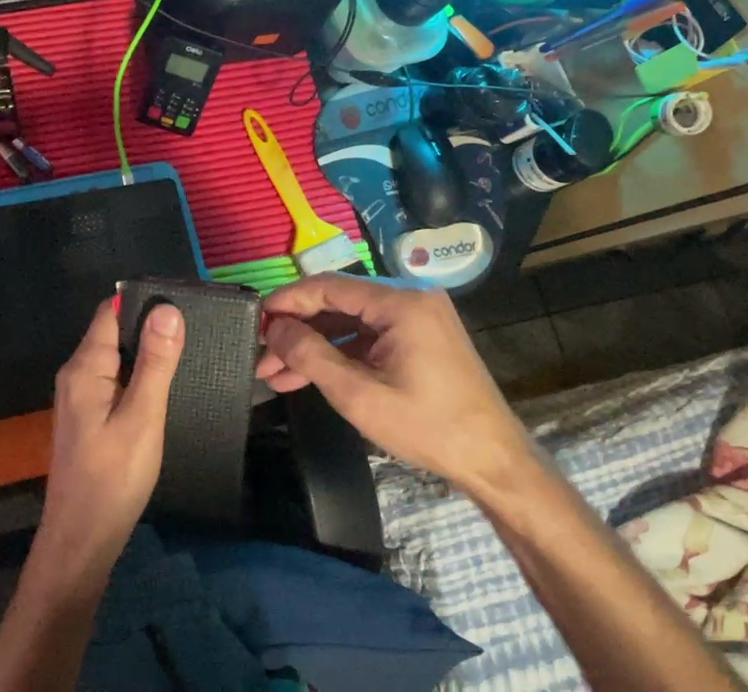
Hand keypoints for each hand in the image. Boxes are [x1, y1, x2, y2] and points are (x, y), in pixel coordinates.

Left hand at [38, 297, 183, 573]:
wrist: (83, 536)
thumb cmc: (113, 477)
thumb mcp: (141, 417)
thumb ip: (154, 363)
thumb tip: (167, 309)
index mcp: (84, 367)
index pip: (110, 312)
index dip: (144, 301)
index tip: (184, 300)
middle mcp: (76, 374)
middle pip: (113, 331)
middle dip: (150, 325)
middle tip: (197, 326)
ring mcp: (80, 396)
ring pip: (116, 357)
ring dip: (147, 352)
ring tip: (190, 350)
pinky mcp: (89, 416)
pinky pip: (115, 380)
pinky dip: (139, 376)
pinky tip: (166, 385)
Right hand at [256, 274, 535, 497]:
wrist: (492, 460)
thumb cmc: (427, 427)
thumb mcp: (359, 394)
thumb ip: (310, 355)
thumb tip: (273, 328)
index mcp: (401, 303)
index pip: (328, 286)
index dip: (287, 301)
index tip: (255, 320)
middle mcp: (411, 299)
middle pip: (337, 303)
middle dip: (296, 332)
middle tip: (261, 357)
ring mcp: (417, 318)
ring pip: (349, 323)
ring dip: (313, 347)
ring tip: (275, 376)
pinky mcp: (419, 338)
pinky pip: (368, 336)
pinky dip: (338, 355)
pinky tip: (305, 377)